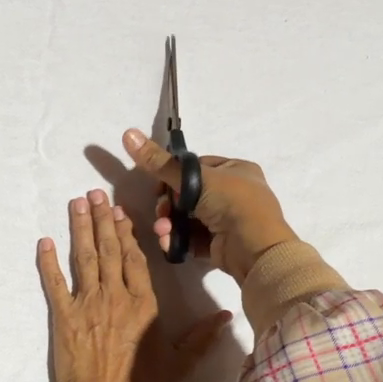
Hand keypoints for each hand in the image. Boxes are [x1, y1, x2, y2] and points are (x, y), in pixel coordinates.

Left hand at [37, 189, 231, 381]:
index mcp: (144, 304)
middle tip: (94, 194)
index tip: (121, 211)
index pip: (134, 259)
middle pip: (108, 249)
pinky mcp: (63, 317)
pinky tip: (44, 241)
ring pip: (83, 257)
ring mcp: (87, 304)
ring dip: (79, 228)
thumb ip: (202, 337)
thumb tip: (227, 317)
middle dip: (102, 219)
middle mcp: (116, 296)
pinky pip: (54, 283)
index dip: (126, 233)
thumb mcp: (180, 362)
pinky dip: (48, 261)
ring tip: (76, 204)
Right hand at [122, 128, 297, 284]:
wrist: (254, 248)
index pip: (196, 168)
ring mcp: (228, 220)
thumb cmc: (231, 203)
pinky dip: (179, 239)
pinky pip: (193, 237)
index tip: (158, 187)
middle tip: (161, 212)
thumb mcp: (194, 179)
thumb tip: (128, 133)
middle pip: (188, 195)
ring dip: (170, 224)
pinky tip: (169, 242)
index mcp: (235, 170)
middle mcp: (234, 193)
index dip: (173, 177)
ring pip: (188, 218)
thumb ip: (160, 163)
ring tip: (163, 231)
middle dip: (169, 206)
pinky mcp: (220, 244)